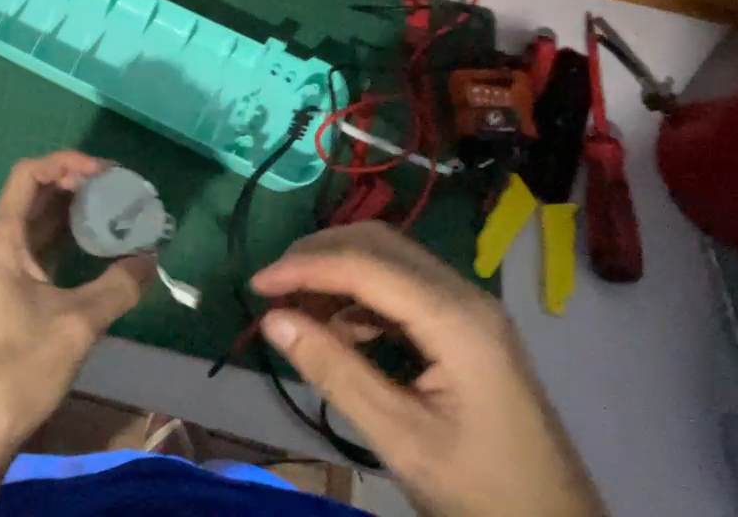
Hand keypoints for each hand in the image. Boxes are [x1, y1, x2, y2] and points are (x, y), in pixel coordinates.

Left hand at [0, 152, 154, 515]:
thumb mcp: (78, 323)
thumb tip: (151, 258)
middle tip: (122, 189)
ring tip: (120, 211)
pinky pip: (44, 249)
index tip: (106, 173)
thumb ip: (118, 286)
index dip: (66, 162)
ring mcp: (5, 269)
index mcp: (3, 239)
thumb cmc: (20, 368)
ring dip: (76, 212)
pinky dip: (71, 240)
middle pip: (36, 194)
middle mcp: (0, 245)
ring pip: (42, 222)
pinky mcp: (13, 291)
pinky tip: (102, 246)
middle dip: (78, 184)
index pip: (29, 174)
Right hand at [253, 224, 603, 516]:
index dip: (304, 267)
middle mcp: (466, 296)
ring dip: (338, 274)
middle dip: (318, 257)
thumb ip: (335, 372)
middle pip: (379, 245)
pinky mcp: (466, 327)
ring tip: (297, 312)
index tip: (255, 285)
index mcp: (457, 320)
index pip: (365, 265)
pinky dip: (361, 297)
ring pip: (390, 260)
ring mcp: (470, 309)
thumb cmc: (482, 491)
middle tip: (272, 289)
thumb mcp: (400, 439)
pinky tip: (339, 331)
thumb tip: (272, 319)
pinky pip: (403, 288)